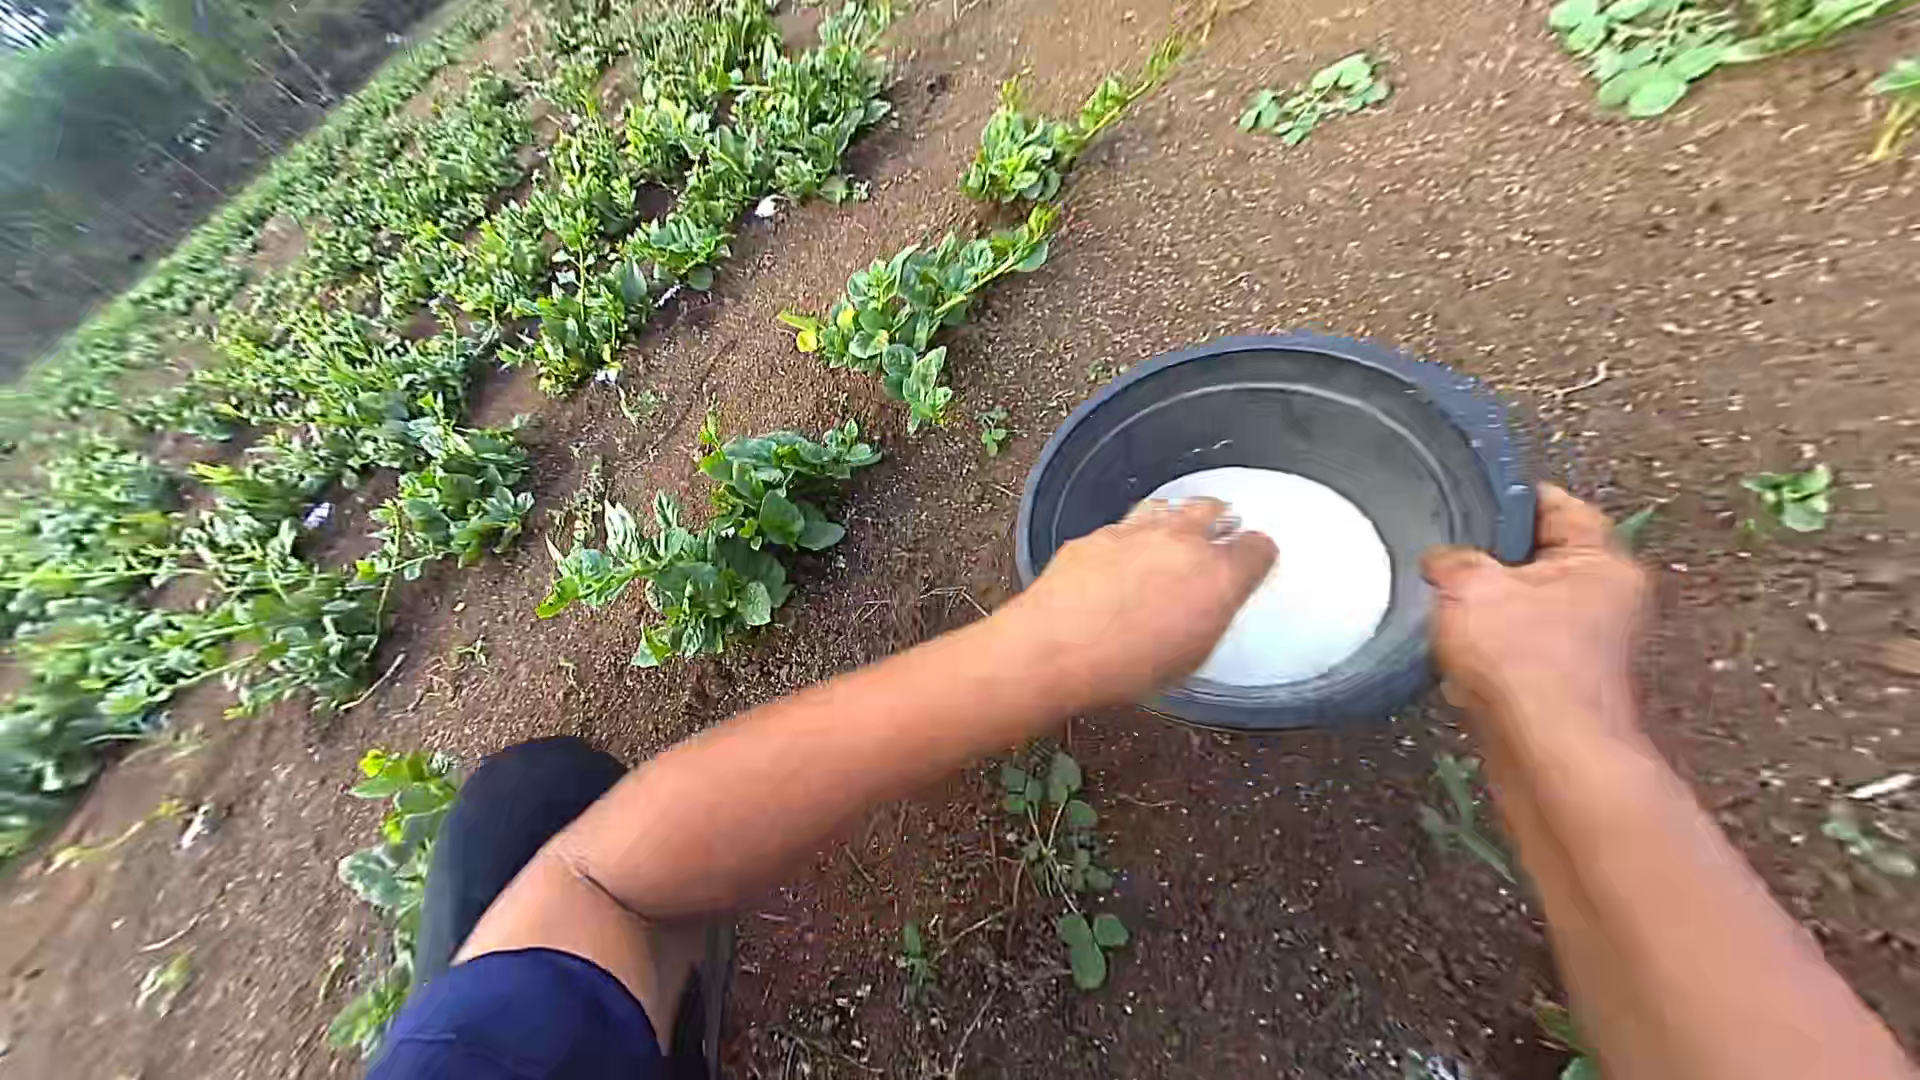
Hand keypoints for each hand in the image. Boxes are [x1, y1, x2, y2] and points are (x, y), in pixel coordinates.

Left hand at [1001, 497, 1276, 707]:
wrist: (1057, 646)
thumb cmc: (1124, 665)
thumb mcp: (1191, 656)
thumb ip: (1210, 617)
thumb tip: (1210, 605)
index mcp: (1219, 576)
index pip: (1257, 549)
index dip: (1257, 553)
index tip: (1253, 556)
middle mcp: (1182, 542)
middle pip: (1212, 511)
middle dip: (1219, 519)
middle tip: (1221, 524)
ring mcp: (1137, 532)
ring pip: (1169, 506)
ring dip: (1178, 515)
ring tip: (1178, 525)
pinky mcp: (1100, 534)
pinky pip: (1126, 523)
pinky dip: (1135, 530)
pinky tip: (1128, 545)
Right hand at [1423, 485, 1646, 736]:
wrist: (1543, 740)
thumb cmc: (1520, 655)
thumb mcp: (1469, 584)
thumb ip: (1451, 558)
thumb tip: (1442, 560)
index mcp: (1600, 564)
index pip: (1557, 506)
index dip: (1510, 495)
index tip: (1469, 490)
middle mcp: (1602, 597)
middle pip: (1533, 554)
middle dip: (1485, 553)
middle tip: (1440, 546)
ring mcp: (1580, 637)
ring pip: (1516, 597)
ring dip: (1478, 597)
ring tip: (1437, 594)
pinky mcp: (1553, 670)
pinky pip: (1507, 634)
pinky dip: (1478, 633)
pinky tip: (1447, 638)